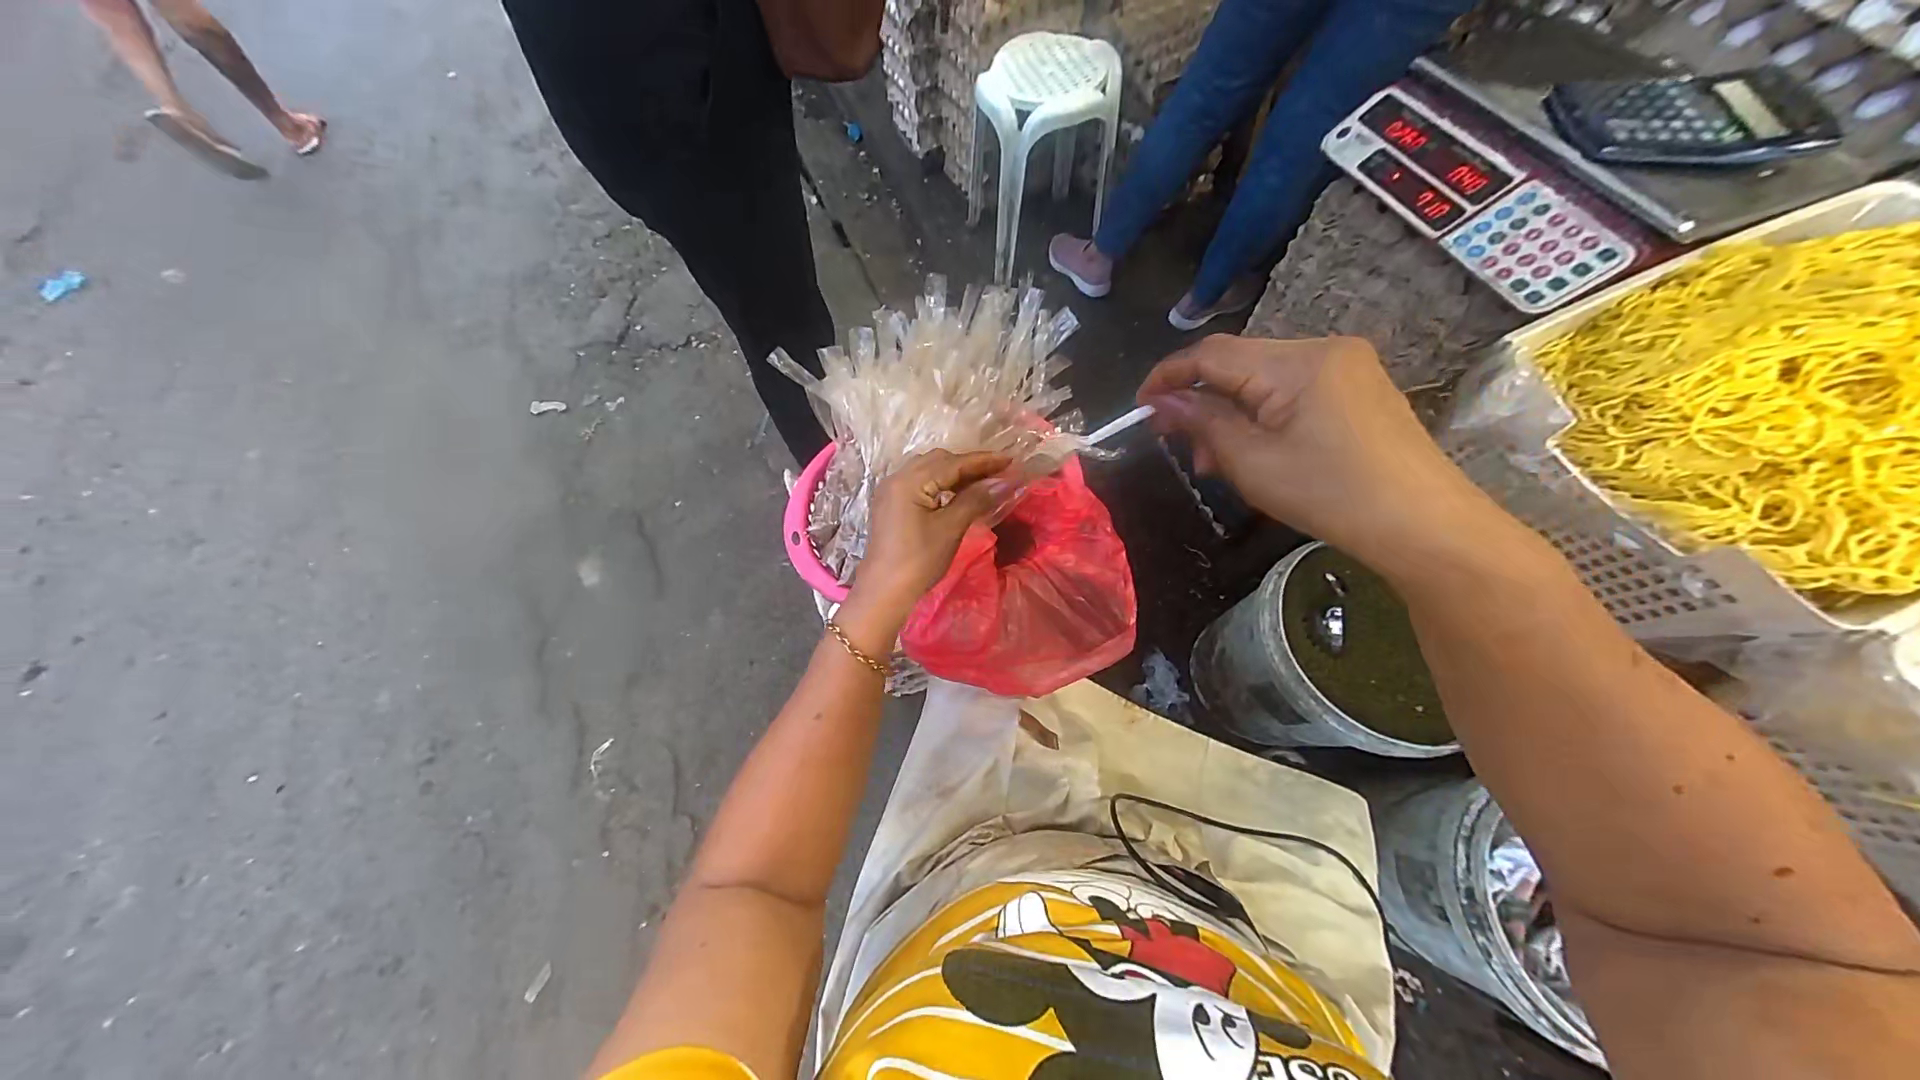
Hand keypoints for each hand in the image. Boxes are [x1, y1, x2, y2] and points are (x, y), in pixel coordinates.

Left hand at [848, 449, 1012, 619]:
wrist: (885, 591)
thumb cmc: (919, 560)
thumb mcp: (950, 528)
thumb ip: (975, 499)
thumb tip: (1001, 482)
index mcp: (909, 481)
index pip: (952, 463)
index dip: (983, 461)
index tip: (1010, 460)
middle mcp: (896, 478)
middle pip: (939, 461)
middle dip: (969, 465)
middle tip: (998, 473)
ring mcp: (890, 492)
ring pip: (928, 471)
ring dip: (955, 474)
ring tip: (982, 483)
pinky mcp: (890, 505)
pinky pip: (919, 484)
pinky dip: (941, 485)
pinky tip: (957, 495)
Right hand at [1138, 335, 1496, 574]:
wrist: (1422, 525)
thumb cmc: (1329, 494)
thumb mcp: (1251, 462)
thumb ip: (1202, 421)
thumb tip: (1164, 400)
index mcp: (1297, 362)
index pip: (1212, 353)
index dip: (1168, 375)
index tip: (1140, 407)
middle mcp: (1323, 350)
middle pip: (1238, 363)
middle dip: (1201, 402)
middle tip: (1179, 446)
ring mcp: (1346, 368)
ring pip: (1262, 379)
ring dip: (1229, 414)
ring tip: (1215, 461)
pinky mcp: (1357, 389)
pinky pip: (1291, 391)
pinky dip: (1261, 417)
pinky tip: (1253, 451)